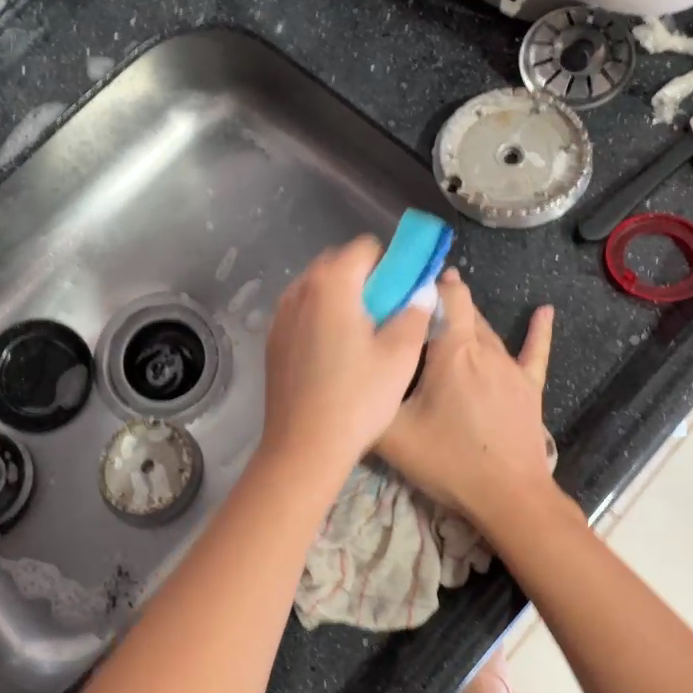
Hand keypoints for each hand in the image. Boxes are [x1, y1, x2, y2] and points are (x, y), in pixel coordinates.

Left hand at [261, 236, 431, 474]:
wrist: (303, 445)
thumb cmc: (358, 398)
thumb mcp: (400, 355)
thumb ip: (415, 312)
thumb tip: (421, 290)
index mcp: (331, 284)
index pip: (364, 247)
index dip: (389, 262)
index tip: (404, 290)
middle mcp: (300, 289)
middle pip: (337, 263)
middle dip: (365, 278)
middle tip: (387, 314)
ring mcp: (280, 313)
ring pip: (316, 287)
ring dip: (341, 297)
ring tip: (362, 335)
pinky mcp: (272, 338)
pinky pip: (301, 310)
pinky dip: (320, 316)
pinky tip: (334, 352)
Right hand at [377, 269, 560, 531]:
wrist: (510, 499)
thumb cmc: (449, 462)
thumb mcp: (393, 435)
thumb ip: (367, 402)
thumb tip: (345, 382)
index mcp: (451, 352)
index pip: (445, 297)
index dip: (426, 284)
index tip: (403, 284)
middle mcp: (483, 350)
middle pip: (463, 312)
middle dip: (440, 302)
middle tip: (412, 305)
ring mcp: (510, 368)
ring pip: (487, 330)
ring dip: (467, 318)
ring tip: (447, 307)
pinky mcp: (529, 388)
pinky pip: (535, 351)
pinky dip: (539, 330)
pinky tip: (544, 311)